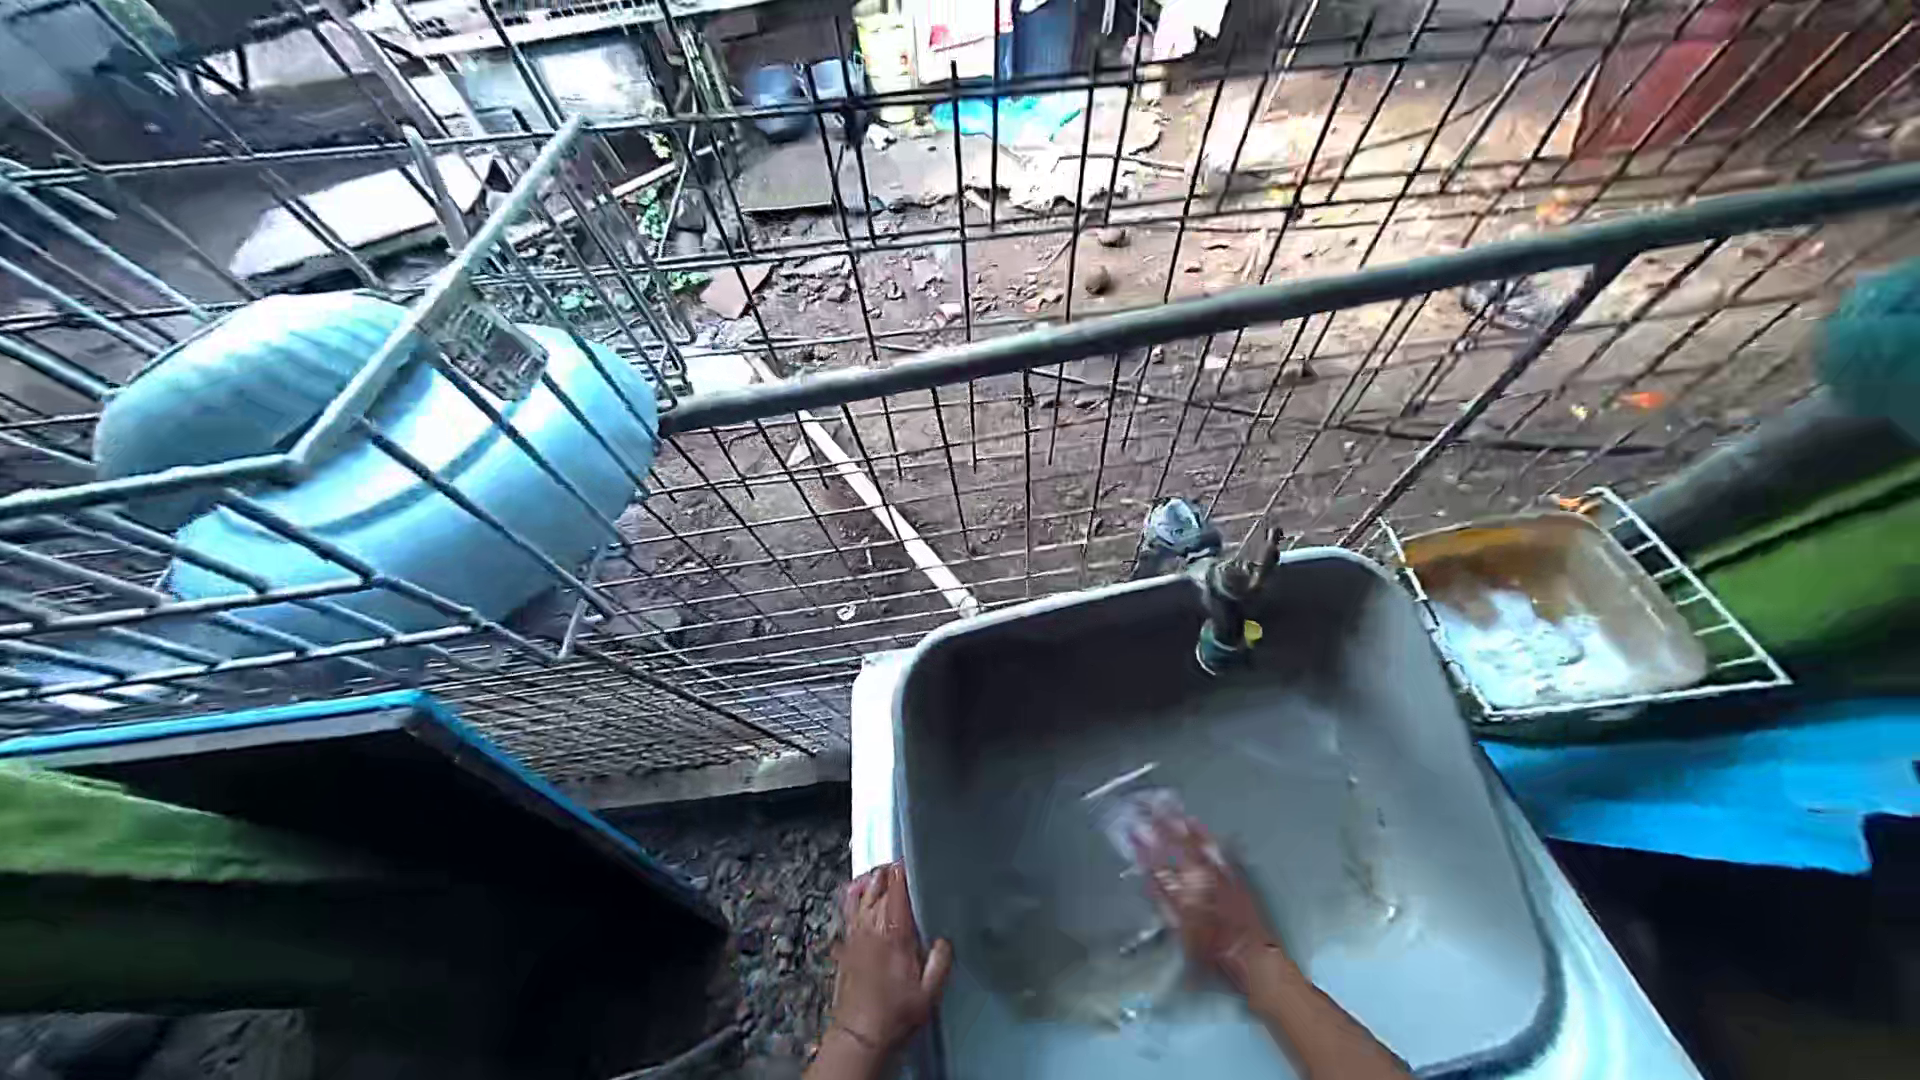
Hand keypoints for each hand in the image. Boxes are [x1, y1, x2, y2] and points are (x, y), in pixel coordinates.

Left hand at [828, 862, 953, 1054]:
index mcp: (894, 930)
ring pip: (862, 891)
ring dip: (874, 880)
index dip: (905, 869)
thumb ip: (941, 960)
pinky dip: (855, 894)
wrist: (859, 1037)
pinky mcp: (845, 942)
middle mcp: (872, 924)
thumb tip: (944, 938)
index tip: (915, 863)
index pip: (896, 885)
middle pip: (878, 882)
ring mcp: (855, 931)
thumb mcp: (929, 992)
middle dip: (891, 871)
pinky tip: (860, 891)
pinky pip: (848, 907)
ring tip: (886, 876)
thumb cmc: (895, 1015)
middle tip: (905, 871)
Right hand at [1132, 809, 1286, 992]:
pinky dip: (1203, 833)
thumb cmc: (1212, 953)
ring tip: (1166, 806)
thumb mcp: (1180, 932)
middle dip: (1158, 824)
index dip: (1144, 847)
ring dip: (1178, 823)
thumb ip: (1162, 901)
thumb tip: (1148, 876)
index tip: (1133, 831)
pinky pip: (1214, 847)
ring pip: (1193, 842)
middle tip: (1146, 806)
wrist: (1254, 959)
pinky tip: (1195, 821)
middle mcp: (1199, 877)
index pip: (1157, 863)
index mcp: (1182, 892)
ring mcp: (1217, 873)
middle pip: (1174, 845)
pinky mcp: (1232, 873)